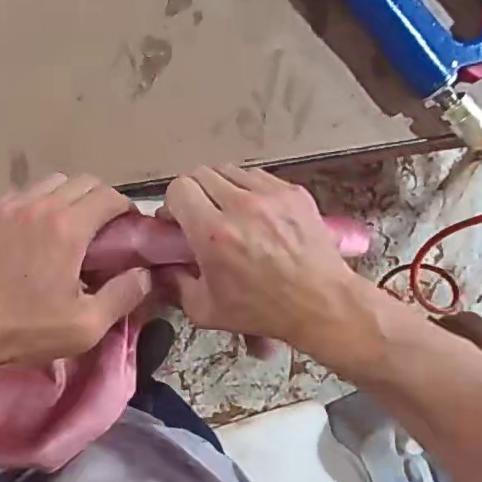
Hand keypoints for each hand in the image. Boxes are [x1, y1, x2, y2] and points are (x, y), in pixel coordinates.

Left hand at [0, 173, 152, 373]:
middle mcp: (38, 206)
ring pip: (49, 183)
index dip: (125, 208)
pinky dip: (34, 204)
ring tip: (68, 226)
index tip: (127, 228)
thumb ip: (124, 295)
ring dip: (67, 197)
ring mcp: (7, 207)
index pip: (108, 196)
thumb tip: (145, 274)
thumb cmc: (28, 330)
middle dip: (99, 198)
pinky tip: (32, 232)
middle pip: (81, 181)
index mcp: (67, 228)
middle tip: (103, 227)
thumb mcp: (87, 325)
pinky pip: (19, 195)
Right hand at [161, 165, 384, 363]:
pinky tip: (253, 213)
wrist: (320, 303)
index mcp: (214, 234)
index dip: (173, 203)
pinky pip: (258, 177)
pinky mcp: (293, 193)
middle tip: (199, 215)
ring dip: (221, 188)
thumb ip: (175, 284)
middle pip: (200, 173)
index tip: (178, 219)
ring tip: (227, 213)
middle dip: (194, 193)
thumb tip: (161, 267)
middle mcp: (241, 207)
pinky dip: (249, 190)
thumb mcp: (206, 309)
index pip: (179, 189)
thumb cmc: (266, 310)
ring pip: (229, 171)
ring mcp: (270, 196)